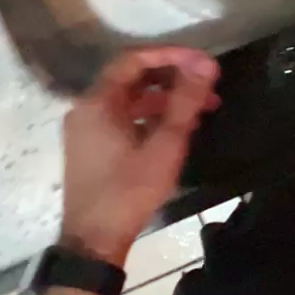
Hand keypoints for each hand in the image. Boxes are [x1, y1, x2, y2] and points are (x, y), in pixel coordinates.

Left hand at [62, 47, 219, 264]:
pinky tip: (180, 128)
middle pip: (133, 78)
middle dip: (174, 77)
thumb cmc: (130, 188)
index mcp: (97, 102)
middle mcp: (86, 109)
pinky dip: (153, 115)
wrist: (95, 239)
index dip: (172, 55)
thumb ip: (185, 100)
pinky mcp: (93, 147)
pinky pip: (126, 117)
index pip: (134, 60)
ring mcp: (87, 129)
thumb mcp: (165, 143)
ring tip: (203, 109)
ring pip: (131, 99)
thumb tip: (207, 64)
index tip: (204, 63)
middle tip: (208, 86)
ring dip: (167, 98)